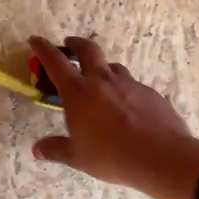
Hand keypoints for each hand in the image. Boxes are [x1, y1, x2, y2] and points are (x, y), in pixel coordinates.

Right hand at [29, 35, 198, 198]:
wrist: (163, 158)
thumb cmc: (112, 155)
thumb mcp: (78, 157)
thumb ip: (56, 149)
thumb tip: (37, 150)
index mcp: (78, 91)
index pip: (55, 61)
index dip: (42, 48)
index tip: (35, 40)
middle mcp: (102, 80)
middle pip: (87, 49)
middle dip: (75, 44)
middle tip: (70, 45)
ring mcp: (129, 84)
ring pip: (112, 67)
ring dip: (103, 69)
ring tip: (101, 82)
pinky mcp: (150, 94)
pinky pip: (133, 86)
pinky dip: (125, 90)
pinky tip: (128, 109)